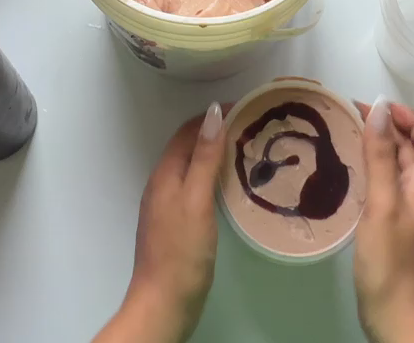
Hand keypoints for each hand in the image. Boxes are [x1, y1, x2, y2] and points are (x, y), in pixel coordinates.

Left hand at [93, 103, 226, 342]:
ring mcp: (166, 205)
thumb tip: (215, 112)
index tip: (245, 108)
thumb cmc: (181, 250)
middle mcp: (162, 183)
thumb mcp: (197, 199)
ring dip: (214, 153)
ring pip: (192, 166)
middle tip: (251, 127)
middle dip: (216, 131)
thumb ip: (205, 156)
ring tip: (245, 150)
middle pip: (189, 146)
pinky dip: (212, 175)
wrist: (163, 305)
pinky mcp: (175, 224)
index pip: (189, 130)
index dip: (214, 116)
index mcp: (165, 173)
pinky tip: (229, 186)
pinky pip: (194, 185)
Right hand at [352, 98, 413, 342]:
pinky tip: (352, 174)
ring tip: (349, 136)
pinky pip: (388, 186)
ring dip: (380, 146)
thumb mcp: (383, 202)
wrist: (398, 318)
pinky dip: (373, 169)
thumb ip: (381, 156)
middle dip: (389, 127)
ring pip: (400, 167)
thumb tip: (380, 108)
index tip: (378, 108)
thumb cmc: (391, 260)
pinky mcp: (395, 228)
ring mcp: (409, 213)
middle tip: (353, 116)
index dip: (410, 118)